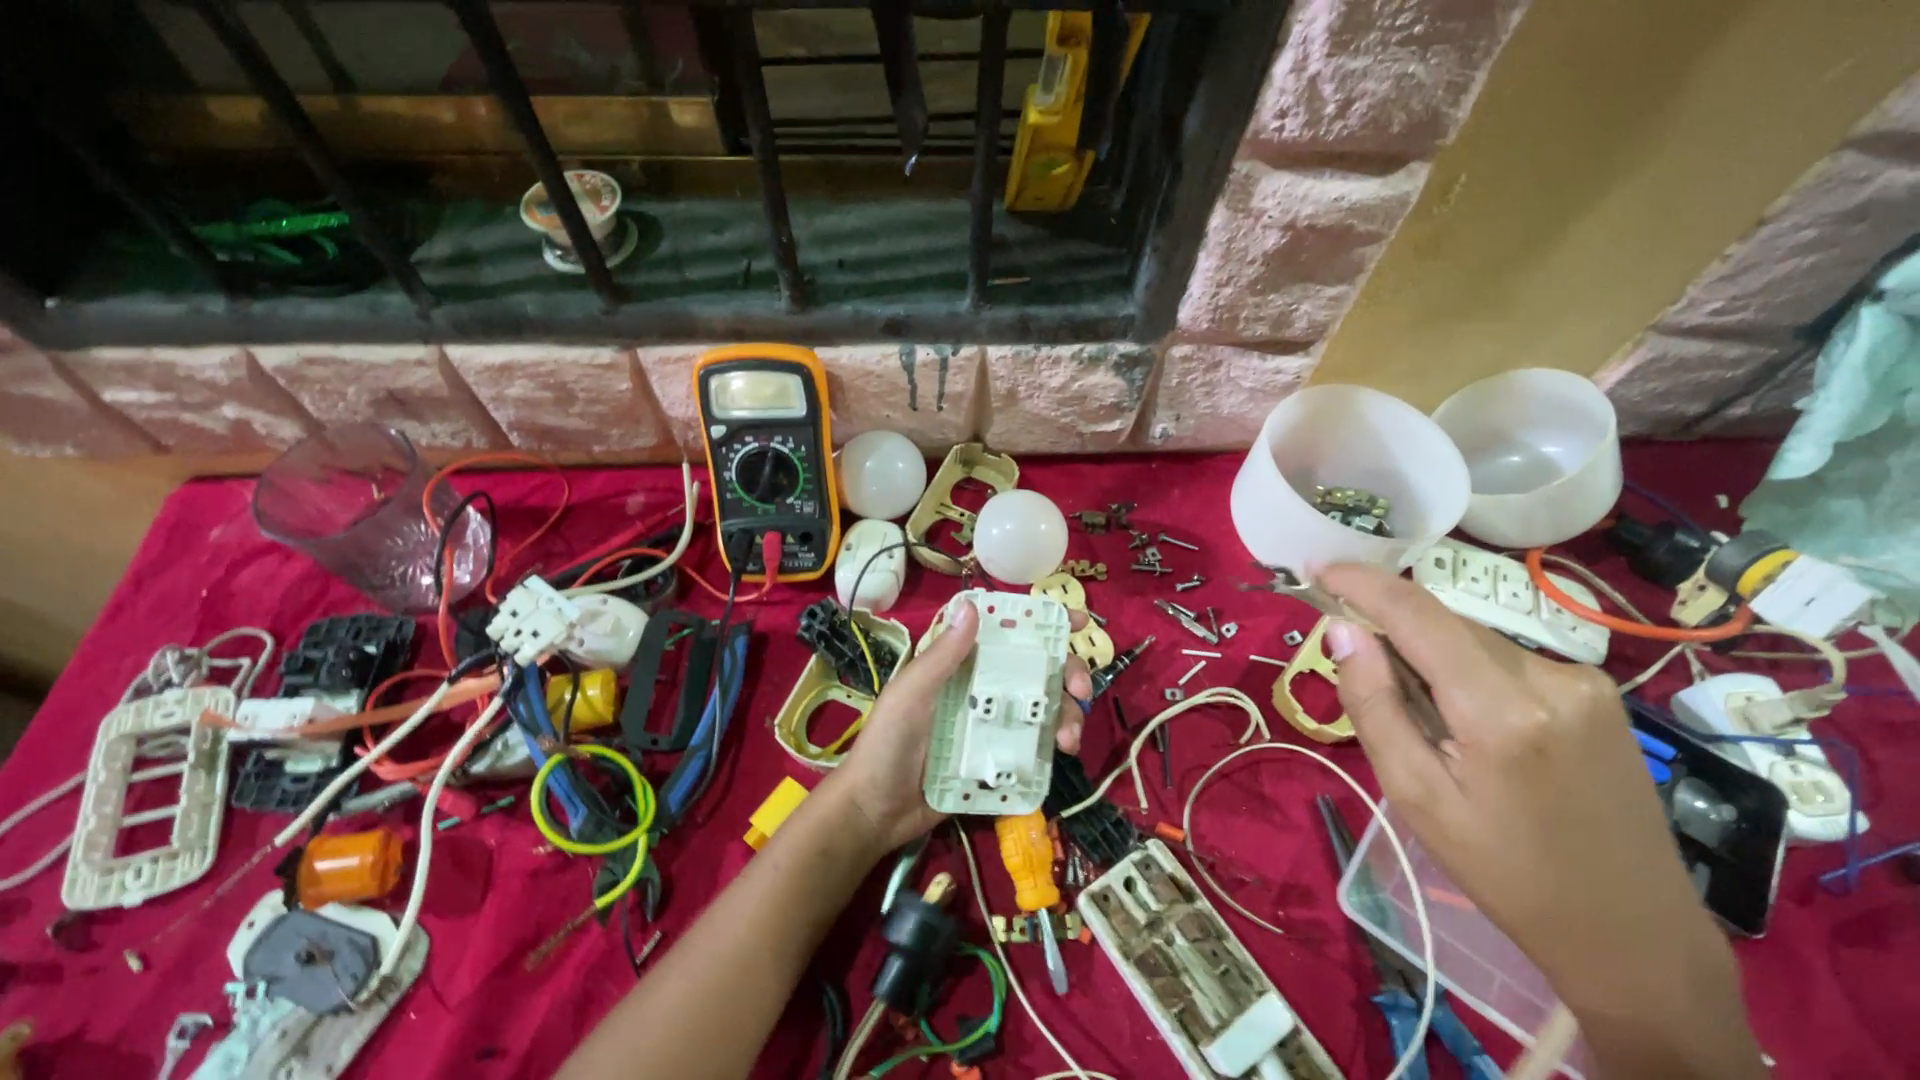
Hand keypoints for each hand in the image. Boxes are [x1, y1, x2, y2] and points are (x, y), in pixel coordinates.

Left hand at [825, 598, 1091, 855]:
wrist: (875, 811)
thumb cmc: (887, 744)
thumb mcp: (911, 694)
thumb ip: (942, 655)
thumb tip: (974, 606)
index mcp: (959, 666)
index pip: (1005, 635)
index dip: (1042, 624)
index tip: (1077, 621)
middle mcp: (981, 690)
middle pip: (1037, 671)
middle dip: (1068, 674)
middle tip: (1081, 690)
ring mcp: (992, 727)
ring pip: (1043, 709)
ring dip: (1066, 715)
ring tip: (1068, 738)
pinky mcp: (997, 761)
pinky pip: (1034, 748)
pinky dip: (1052, 746)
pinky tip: (1059, 754)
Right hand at [1320, 564, 1758, 1067]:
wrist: (1629, 927)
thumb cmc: (1503, 873)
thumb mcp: (1416, 796)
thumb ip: (1374, 705)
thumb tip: (1341, 630)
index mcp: (1499, 710)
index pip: (1417, 614)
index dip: (1363, 583)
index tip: (1318, 566)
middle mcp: (1550, 677)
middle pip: (1447, 624)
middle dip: (1393, 631)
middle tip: (1356, 667)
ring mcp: (1583, 682)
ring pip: (1478, 641)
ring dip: (1433, 658)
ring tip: (1425, 722)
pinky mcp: (1599, 694)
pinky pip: (1511, 661)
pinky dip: (1472, 675)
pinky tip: (1473, 728)